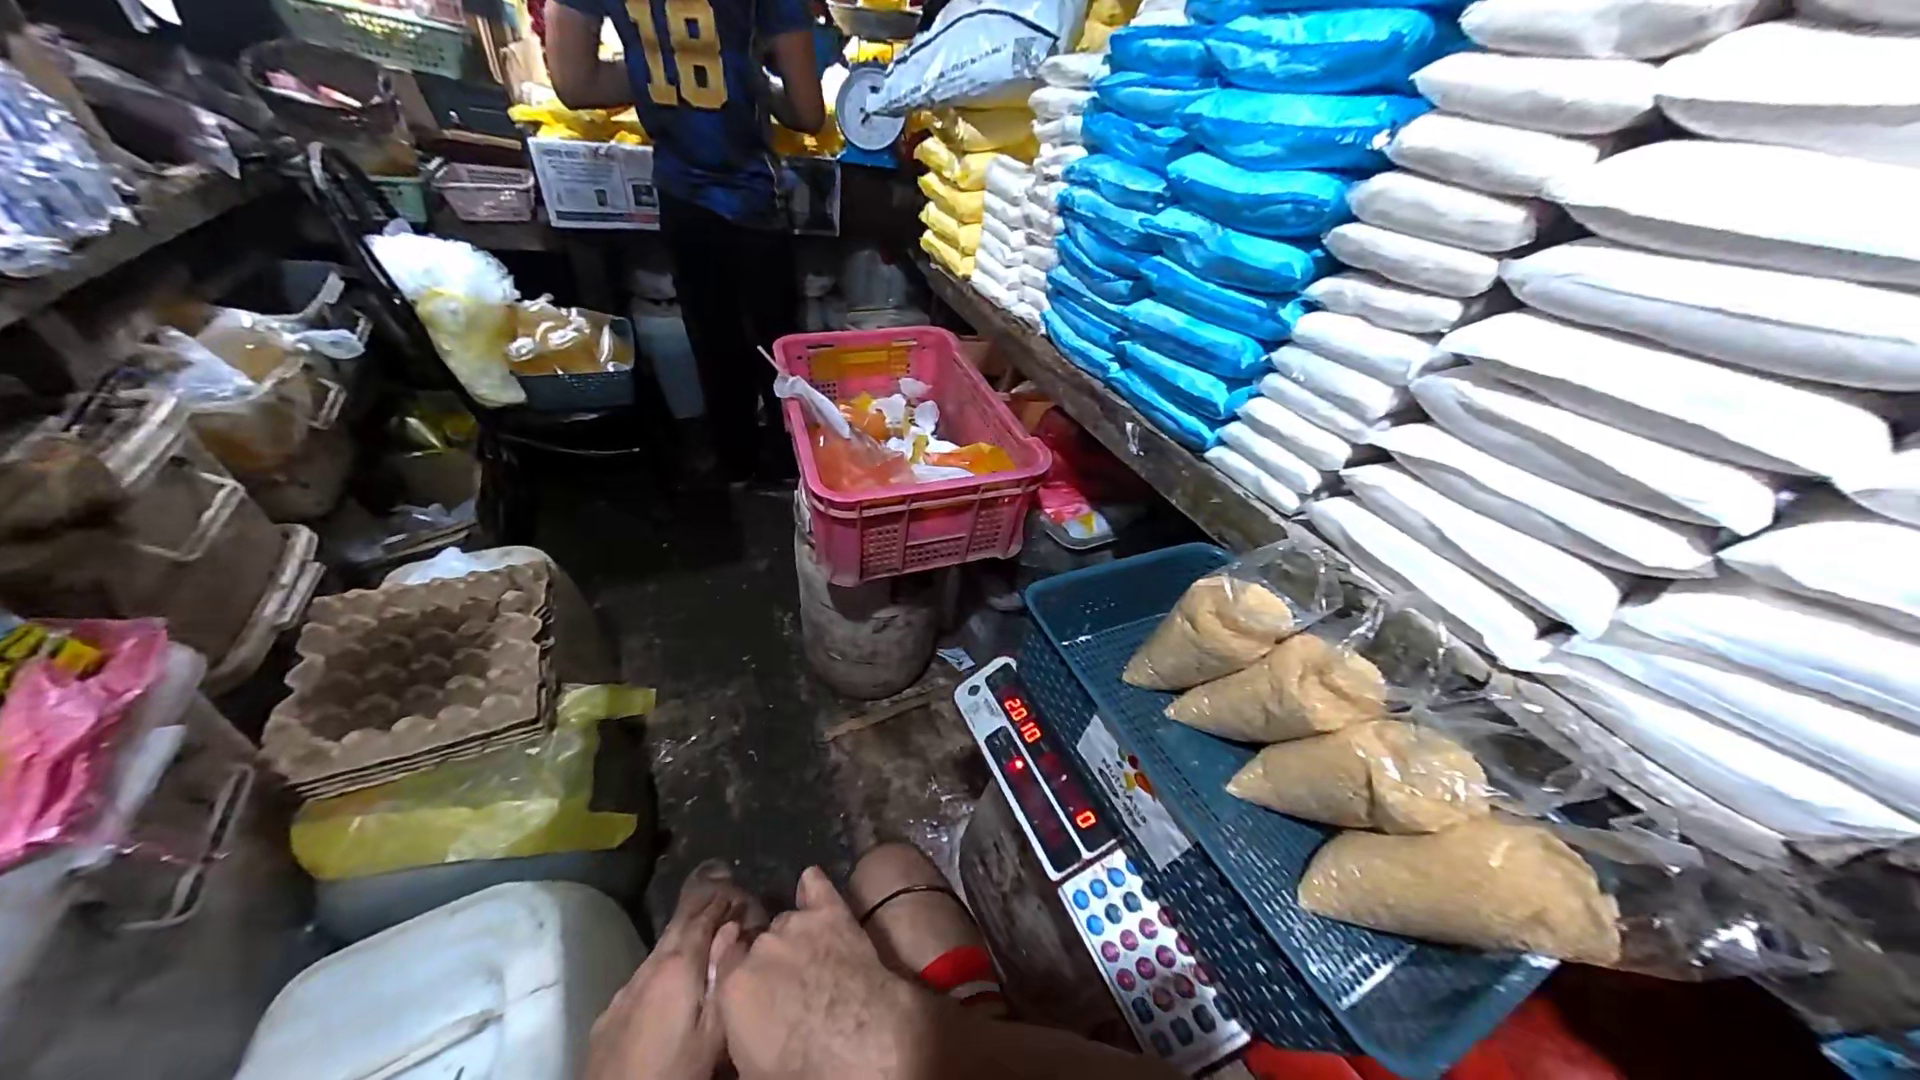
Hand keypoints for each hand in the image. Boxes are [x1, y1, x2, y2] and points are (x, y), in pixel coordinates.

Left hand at [585, 875, 743, 1079]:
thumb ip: (724, 977)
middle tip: (719, 899)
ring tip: (699, 934)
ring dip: (679, 938)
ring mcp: (623, 994)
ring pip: (657, 953)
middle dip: (698, 911)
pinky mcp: (607, 1018)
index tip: (735, 893)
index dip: (719, 906)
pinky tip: (667, 980)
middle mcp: (648, 970)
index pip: (701, 922)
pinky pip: (641, 978)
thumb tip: (733, 931)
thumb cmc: (675, 1074)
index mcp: (677, 968)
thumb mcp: (713, 1033)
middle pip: (675, 929)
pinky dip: (661, 966)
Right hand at [713, 866, 935, 1079]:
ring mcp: (797, 924)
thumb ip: (738, 1020)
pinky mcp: (831, 911)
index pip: (725, 960)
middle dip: (770, 958)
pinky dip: (812, 887)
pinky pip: (815, 885)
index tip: (752, 979)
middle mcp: (761, 946)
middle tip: (789, 979)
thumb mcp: (751, 1062)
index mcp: (734, 984)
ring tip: (812, 953)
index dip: (739, 968)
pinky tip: (811, 886)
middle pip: (759, 941)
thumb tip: (740, 1012)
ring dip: (795, 934)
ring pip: (788, 920)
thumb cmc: (801, 1065)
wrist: (859, 1040)